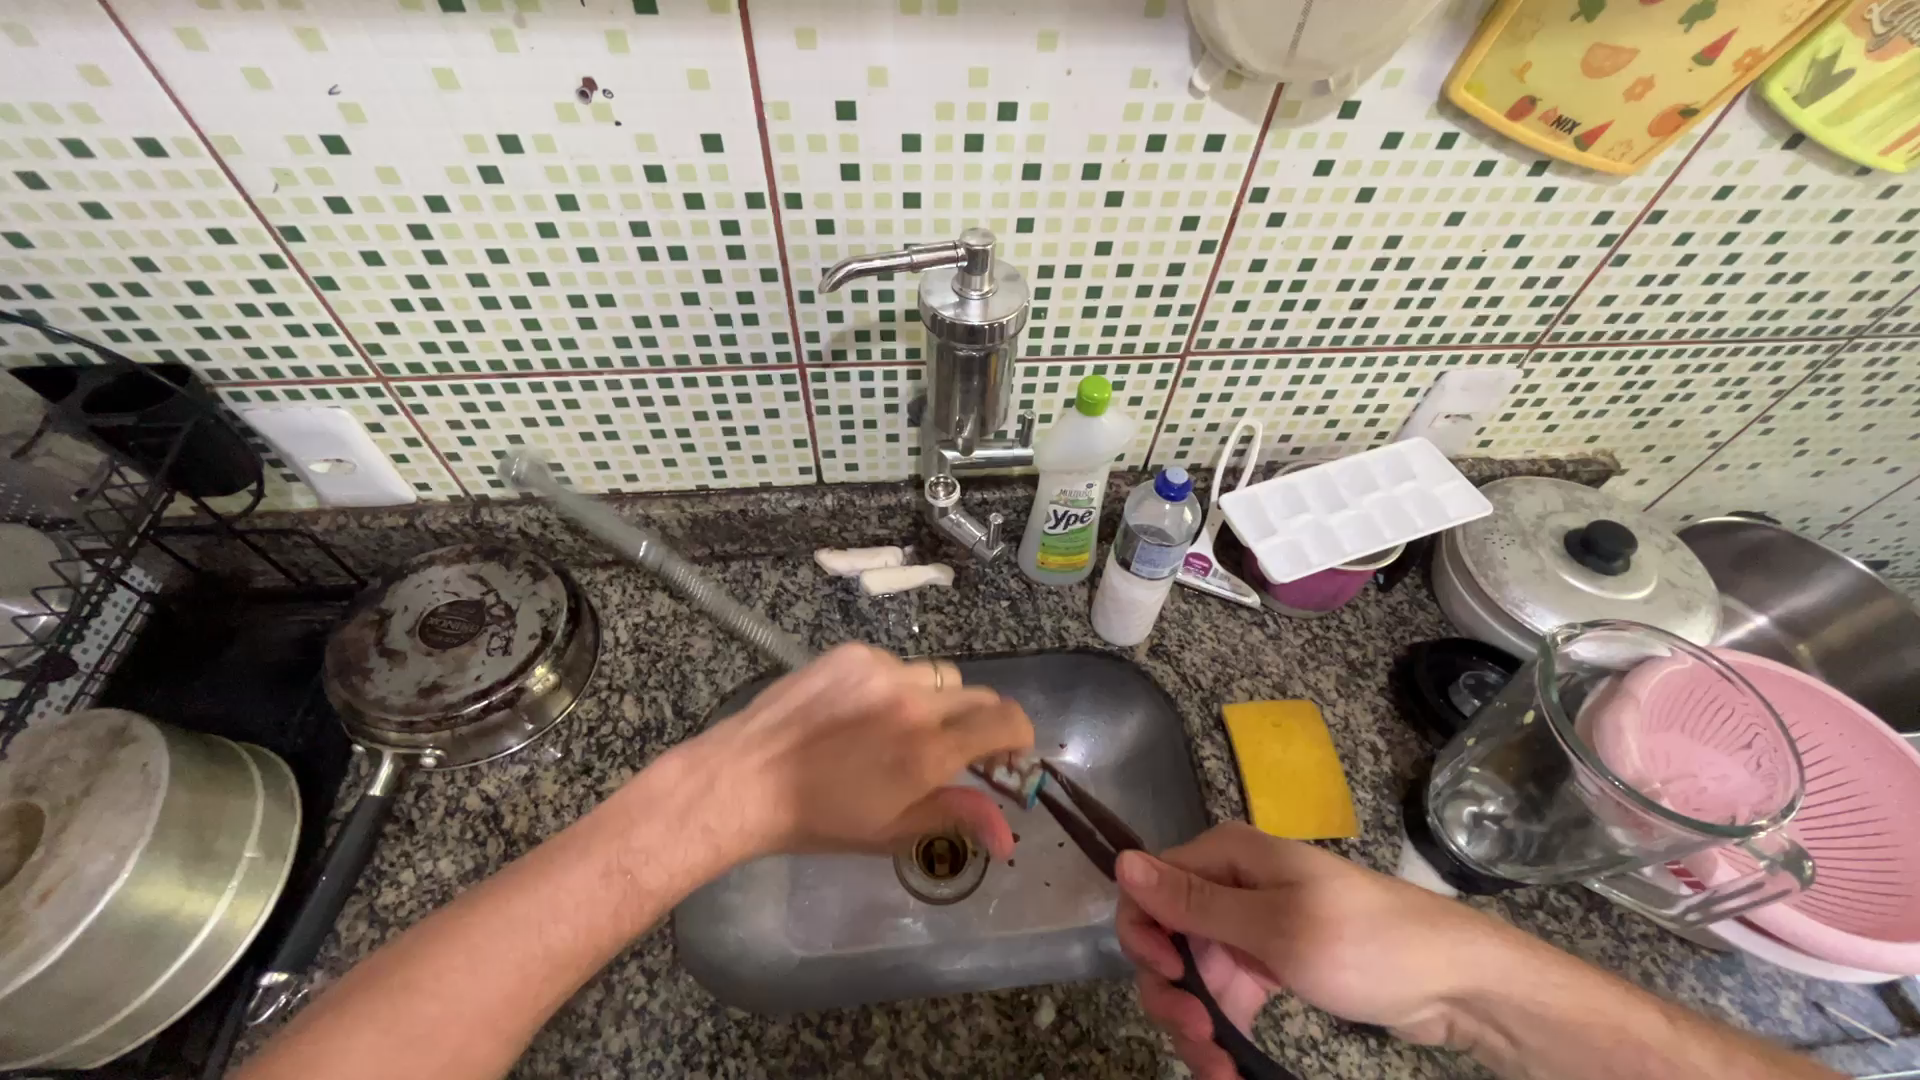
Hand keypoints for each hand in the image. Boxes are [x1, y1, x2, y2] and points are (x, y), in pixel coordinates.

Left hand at [687, 644, 1033, 860]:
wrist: (744, 779)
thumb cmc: (818, 818)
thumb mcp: (890, 829)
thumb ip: (956, 817)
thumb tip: (1008, 834)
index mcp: (927, 751)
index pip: (1005, 721)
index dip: (1017, 736)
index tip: (1005, 754)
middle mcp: (913, 702)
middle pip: (979, 696)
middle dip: (979, 722)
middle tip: (952, 748)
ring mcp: (881, 670)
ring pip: (939, 677)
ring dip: (937, 702)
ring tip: (898, 728)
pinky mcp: (854, 653)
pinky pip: (897, 664)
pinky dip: (895, 685)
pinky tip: (862, 710)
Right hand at [1115, 824, 1515, 1077]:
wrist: (1459, 985)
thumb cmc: (1366, 945)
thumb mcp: (1275, 928)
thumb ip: (1194, 903)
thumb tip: (1121, 863)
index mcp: (1226, 857)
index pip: (1150, 885)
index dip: (1143, 934)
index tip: (1167, 981)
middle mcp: (1229, 884)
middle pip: (1167, 934)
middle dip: (1171, 991)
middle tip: (1198, 1039)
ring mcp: (1250, 924)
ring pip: (1192, 971)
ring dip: (1195, 1021)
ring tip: (1218, 1069)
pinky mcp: (1269, 962)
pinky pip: (1225, 992)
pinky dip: (1222, 1030)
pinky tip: (1229, 1068)